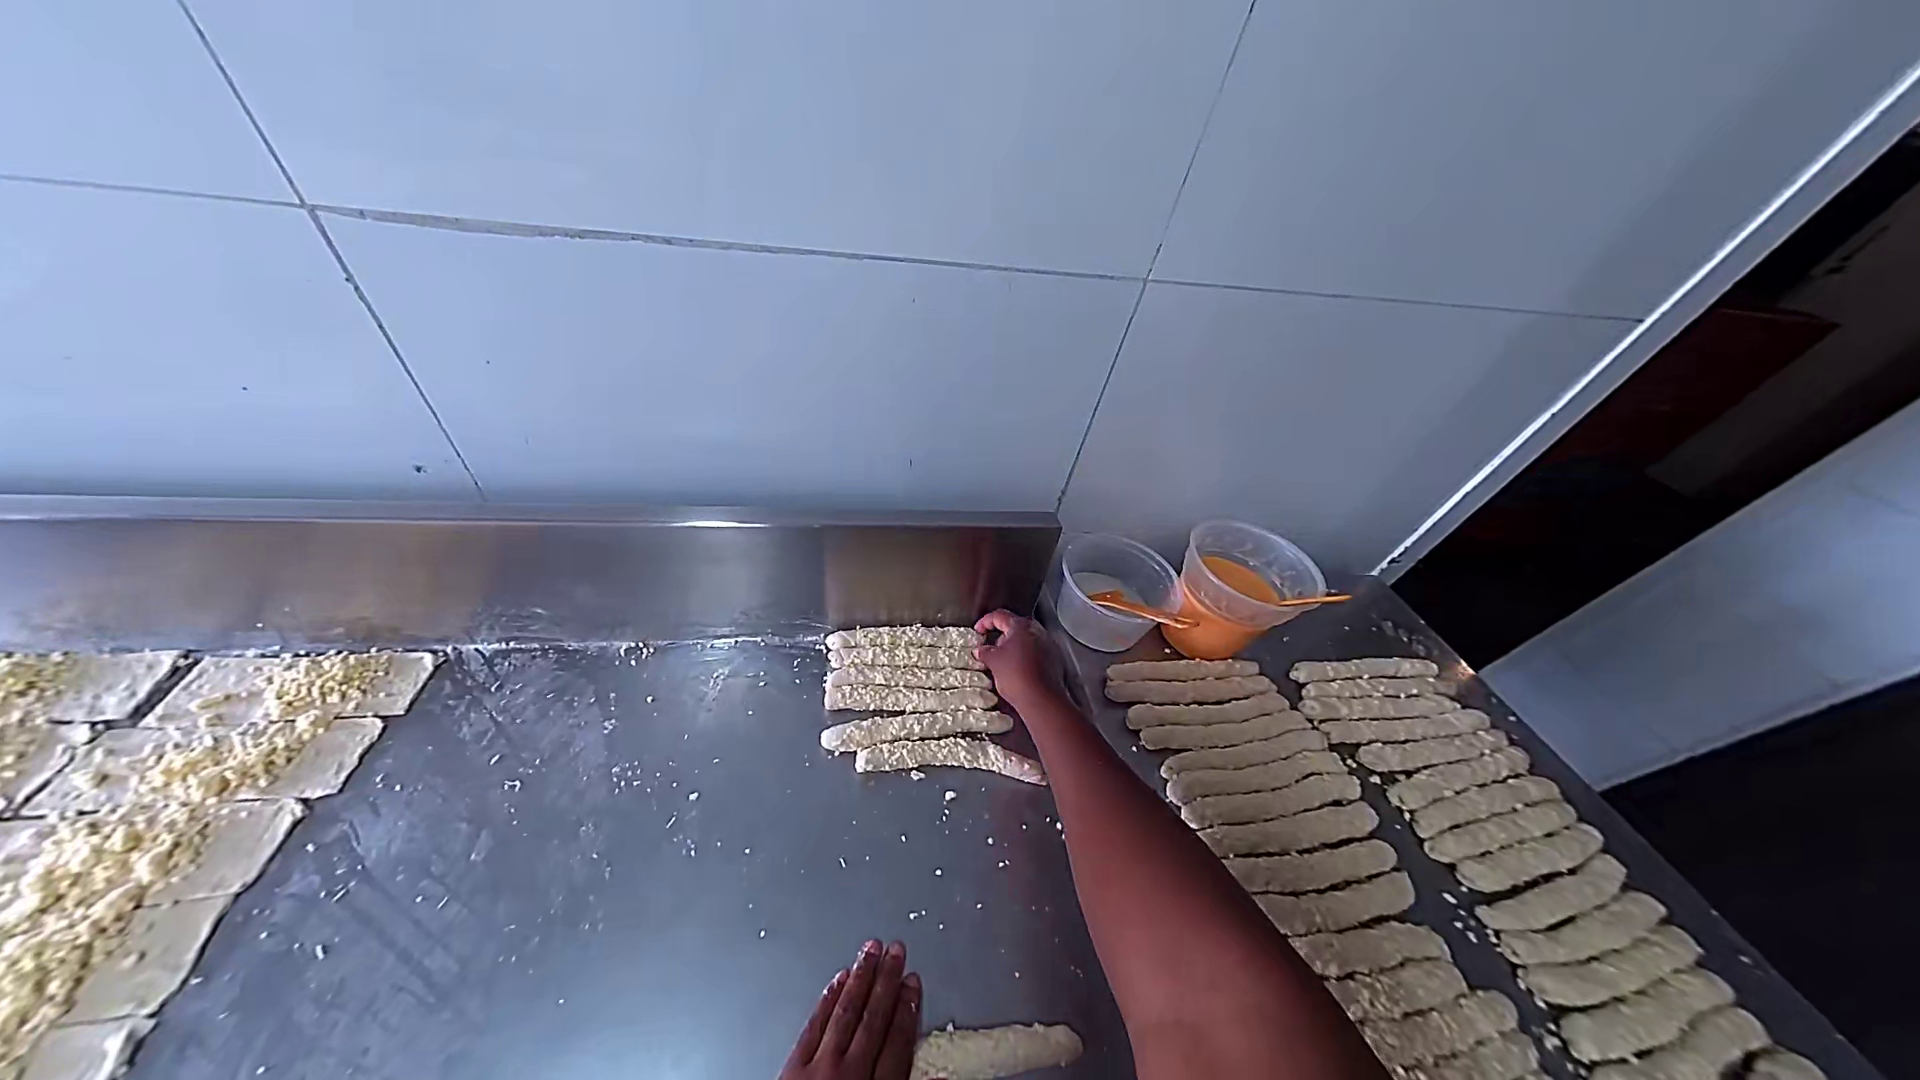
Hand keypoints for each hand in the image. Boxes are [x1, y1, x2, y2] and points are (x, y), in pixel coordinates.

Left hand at [780, 940, 920, 1079]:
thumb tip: (942, 1076)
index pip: (899, 1042)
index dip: (908, 1008)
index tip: (914, 981)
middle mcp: (850, 1075)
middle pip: (874, 1018)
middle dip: (887, 980)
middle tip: (897, 949)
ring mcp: (818, 1070)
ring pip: (846, 1012)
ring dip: (861, 976)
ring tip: (871, 948)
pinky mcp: (791, 1070)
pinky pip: (813, 1025)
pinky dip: (828, 999)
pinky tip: (838, 978)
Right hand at [973, 610, 1055, 705]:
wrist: (1041, 699)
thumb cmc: (1019, 677)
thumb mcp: (993, 662)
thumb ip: (985, 651)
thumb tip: (981, 650)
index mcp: (1021, 626)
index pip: (999, 616)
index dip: (985, 622)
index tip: (979, 629)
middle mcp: (1037, 632)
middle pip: (1014, 627)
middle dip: (1000, 637)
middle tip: (989, 648)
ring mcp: (1048, 645)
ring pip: (1025, 641)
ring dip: (1013, 648)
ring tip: (1002, 662)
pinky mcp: (1053, 660)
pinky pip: (1035, 654)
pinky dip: (1024, 658)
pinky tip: (1016, 671)